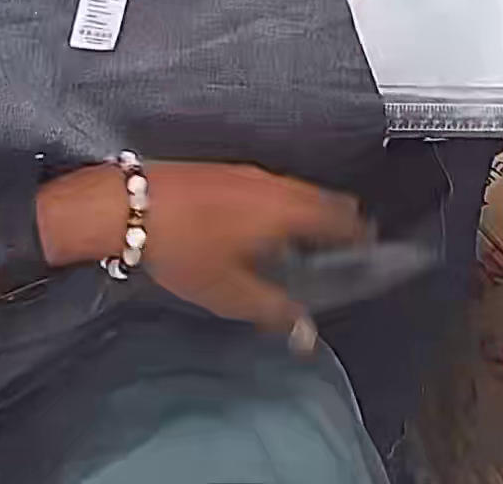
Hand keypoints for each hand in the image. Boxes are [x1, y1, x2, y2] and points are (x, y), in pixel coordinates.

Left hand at [40, 161, 366, 332]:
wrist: (134, 203)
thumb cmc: (184, 246)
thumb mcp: (230, 291)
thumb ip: (275, 311)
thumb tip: (306, 333)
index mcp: (282, 210)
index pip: (338, 216)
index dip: (358, 233)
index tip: (369, 246)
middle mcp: (271, 184)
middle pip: (320, 197)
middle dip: (338, 217)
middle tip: (346, 239)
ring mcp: (247, 172)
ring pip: (294, 188)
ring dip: (310, 207)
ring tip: (310, 232)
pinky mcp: (226, 169)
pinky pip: (270, 183)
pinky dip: (284, 199)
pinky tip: (268, 220)